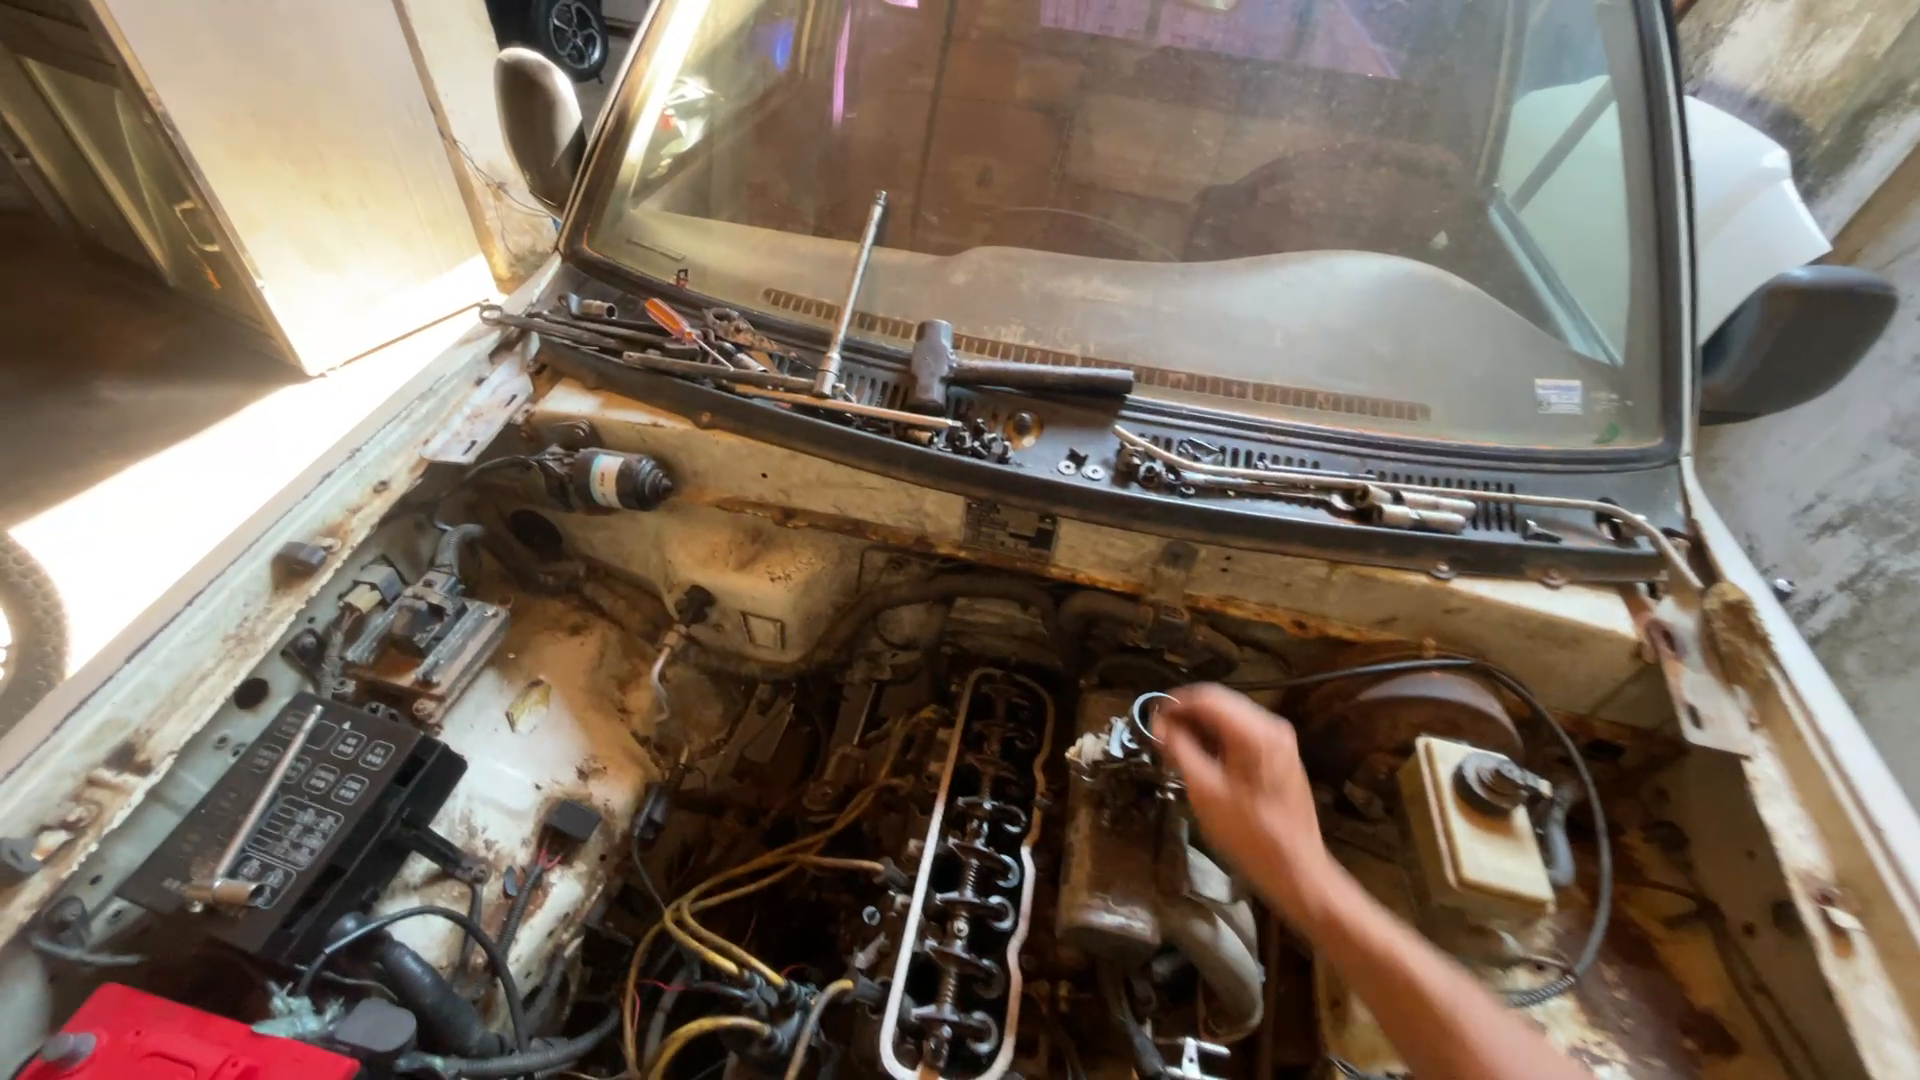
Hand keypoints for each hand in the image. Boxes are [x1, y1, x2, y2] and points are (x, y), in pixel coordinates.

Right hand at [1154, 683, 1345, 928]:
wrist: (1296, 870)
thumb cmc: (1249, 834)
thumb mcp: (1205, 792)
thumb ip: (1179, 750)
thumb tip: (1159, 724)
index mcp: (1254, 732)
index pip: (1206, 697)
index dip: (1174, 704)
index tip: (1151, 719)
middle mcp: (1271, 726)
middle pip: (1219, 702)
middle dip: (1186, 714)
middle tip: (1160, 734)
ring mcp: (1279, 740)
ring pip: (1230, 716)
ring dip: (1201, 726)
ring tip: (1175, 746)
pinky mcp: (1280, 755)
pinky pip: (1242, 732)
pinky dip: (1218, 737)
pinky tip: (1202, 756)